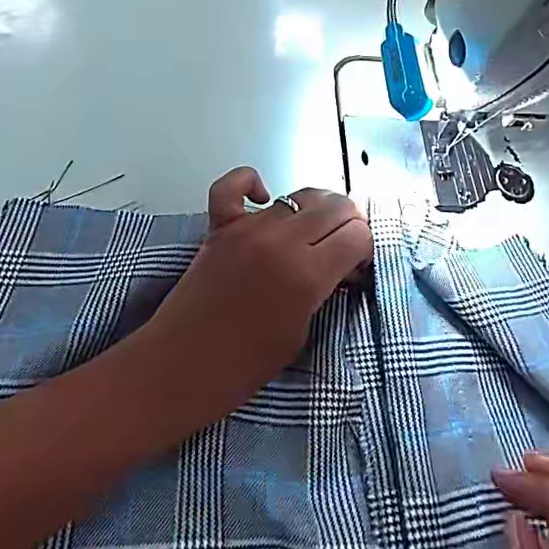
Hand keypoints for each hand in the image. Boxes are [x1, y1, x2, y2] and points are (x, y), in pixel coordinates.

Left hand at [133, 167, 370, 428]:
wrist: (184, 363)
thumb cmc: (246, 364)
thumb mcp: (301, 332)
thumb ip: (323, 290)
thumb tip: (339, 265)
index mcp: (307, 275)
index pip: (356, 235)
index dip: (364, 248)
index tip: (358, 263)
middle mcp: (280, 241)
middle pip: (334, 207)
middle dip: (348, 223)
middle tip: (343, 245)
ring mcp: (247, 228)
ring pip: (297, 195)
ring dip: (314, 208)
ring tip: (314, 229)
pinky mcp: (219, 225)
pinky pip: (234, 185)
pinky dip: (251, 183)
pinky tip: (262, 197)